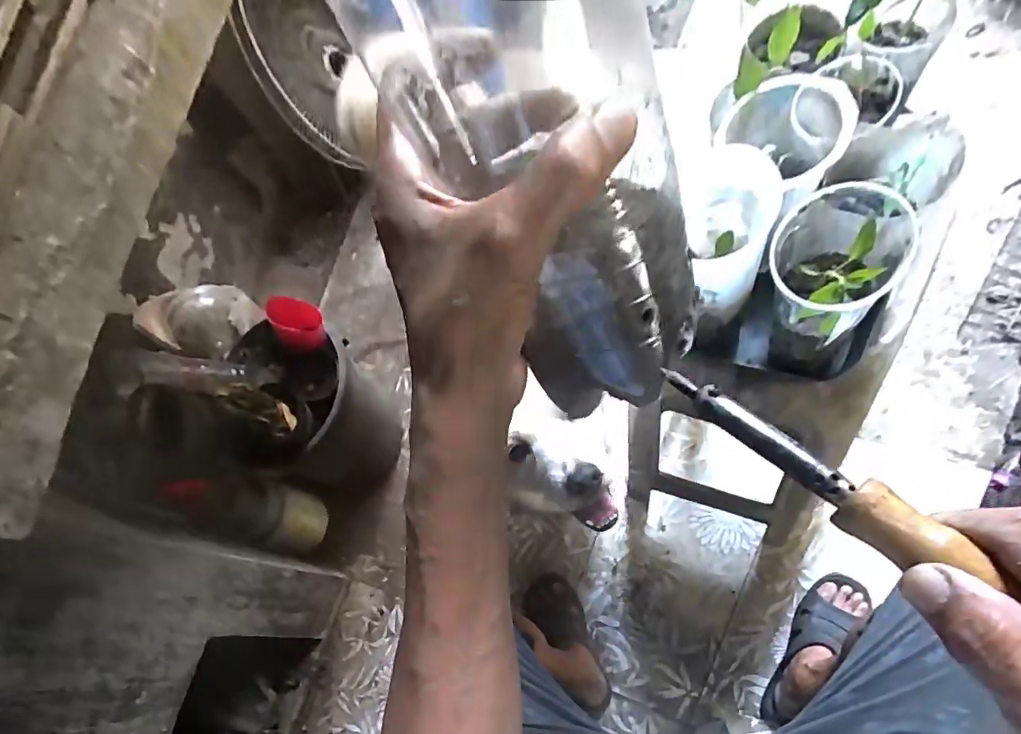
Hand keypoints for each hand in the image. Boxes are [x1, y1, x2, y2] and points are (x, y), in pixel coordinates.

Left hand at [371, 94, 637, 443]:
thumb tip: (619, 115)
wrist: (470, 396)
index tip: (498, 50)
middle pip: (454, 133)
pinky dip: (532, 196)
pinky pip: (502, 212)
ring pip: (483, 174)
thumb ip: (560, 176)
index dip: (447, 64)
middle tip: (558, 94)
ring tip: (573, 131)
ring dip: (524, 154)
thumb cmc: (471, 318)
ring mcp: (445, 237)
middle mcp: (417, 205)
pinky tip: (569, 186)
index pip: (407, 97)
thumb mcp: (512, 236)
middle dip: (503, 110)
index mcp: (401, 186)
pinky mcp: (474, 266)